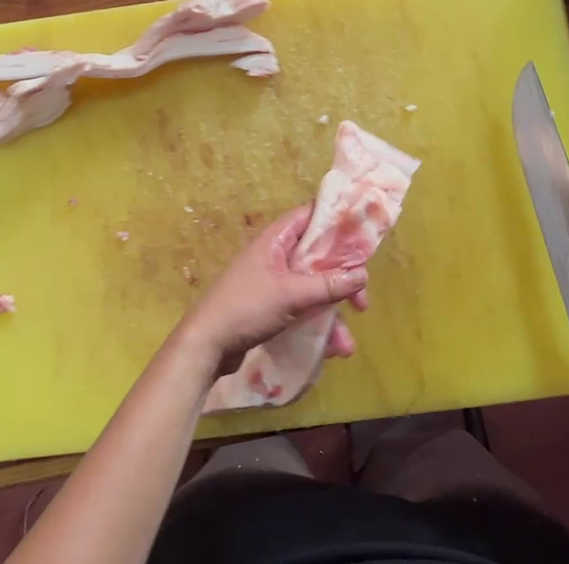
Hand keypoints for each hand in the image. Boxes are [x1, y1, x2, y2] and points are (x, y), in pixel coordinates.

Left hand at [176, 205, 368, 373]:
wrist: (205, 346)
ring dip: (332, 315)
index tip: (363, 238)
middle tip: (361, 303)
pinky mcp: (270, 308)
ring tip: (346, 345)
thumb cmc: (246, 308)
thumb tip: (363, 273)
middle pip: (317, 258)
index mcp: (276, 240)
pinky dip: (317, 327)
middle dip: (342, 282)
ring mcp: (272, 283)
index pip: (310, 216)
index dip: (336, 223)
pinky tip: (330, 351)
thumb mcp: (291, 294)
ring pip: (313, 290)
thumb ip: (328, 284)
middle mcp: (275, 256)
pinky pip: (302, 311)